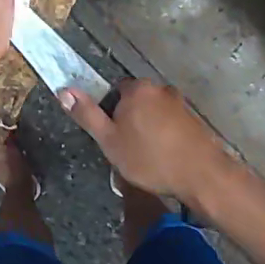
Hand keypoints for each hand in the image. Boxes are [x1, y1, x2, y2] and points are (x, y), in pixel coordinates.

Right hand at [60, 80, 238, 202]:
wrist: (200, 174)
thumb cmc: (149, 158)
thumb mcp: (110, 140)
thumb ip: (87, 114)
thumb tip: (64, 90)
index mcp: (138, 88)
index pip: (115, 90)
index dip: (109, 113)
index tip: (111, 136)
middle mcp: (161, 89)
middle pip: (135, 101)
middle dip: (129, 121)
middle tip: (126, 150)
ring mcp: (180, 103)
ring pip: (154, 114)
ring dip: (148, 130)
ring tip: (147, 158)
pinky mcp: (194, 119)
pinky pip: (170, 124)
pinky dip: (164, 137)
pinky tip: (164, 158)